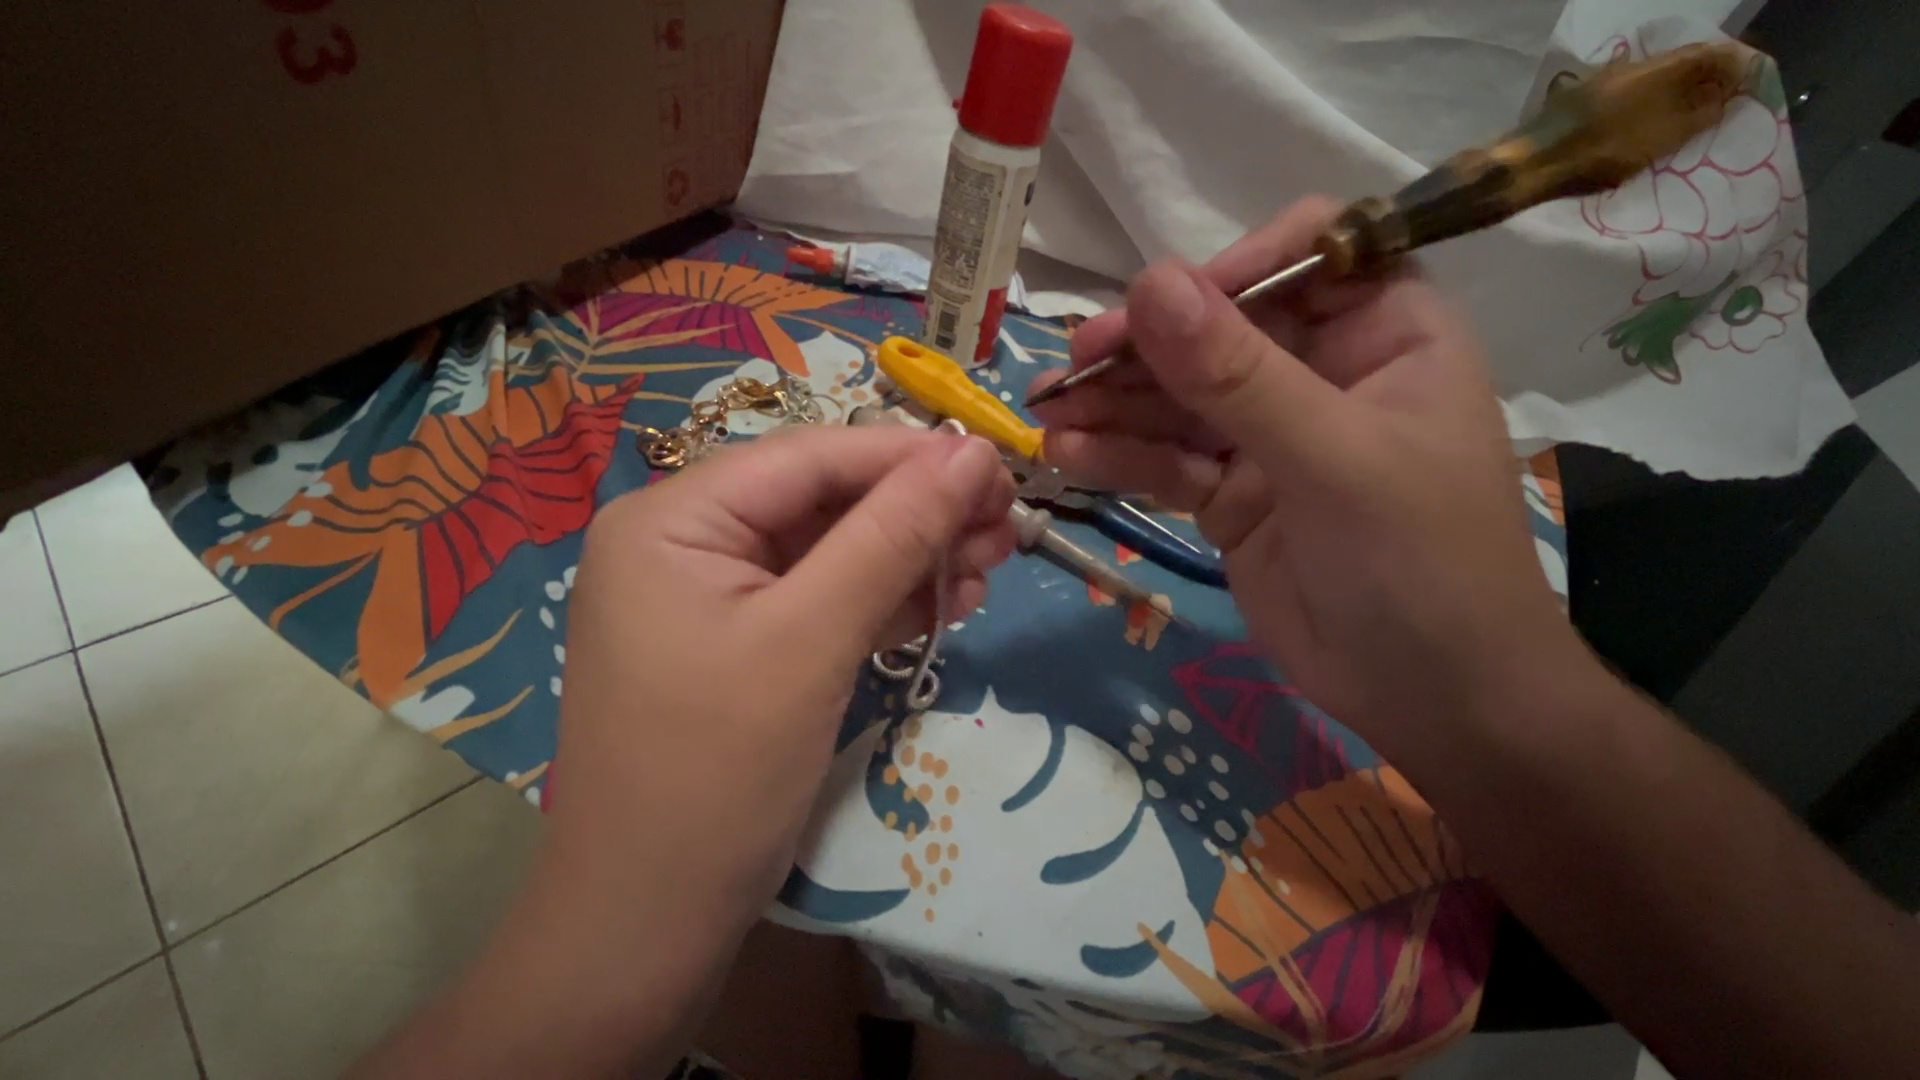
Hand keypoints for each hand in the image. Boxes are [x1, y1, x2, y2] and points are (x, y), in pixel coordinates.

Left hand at [543, 425, 1011, 1010]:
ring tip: (992, 566)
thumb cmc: (717, 773)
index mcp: (673, 519)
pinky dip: (884, 603)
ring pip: (832, 552)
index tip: (999, 468)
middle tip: (1006, 526)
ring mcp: (713, 599)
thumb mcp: (812, 640)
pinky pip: (823, 602)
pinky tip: (949, 605)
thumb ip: (893, 536)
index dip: (910, 456)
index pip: (810, 457)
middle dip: (918, 512)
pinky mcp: (743, 648)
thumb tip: (972, 453)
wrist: (649, 923)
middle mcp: (686, 543)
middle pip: (824, 501)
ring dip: (913, 558)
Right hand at [1032, 198, 1575, 759]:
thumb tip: (1147, 283)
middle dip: (1144, 348)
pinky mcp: (1231, 493)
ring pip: (1179, 398)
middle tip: (1073, 366)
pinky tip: (1067, 455)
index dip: (1230, 270)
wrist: (1429, 695)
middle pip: (1218, 329)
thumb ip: (1237, 375)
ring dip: (1113, 404)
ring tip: (1047, 414)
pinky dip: (1119, 456)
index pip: (1304, 255)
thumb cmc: (1418, 562)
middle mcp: (1321, 371)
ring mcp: (1269, 436)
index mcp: (1384, 333)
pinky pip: (1167, 459)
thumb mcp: (1332, 460)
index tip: (1160, 306)